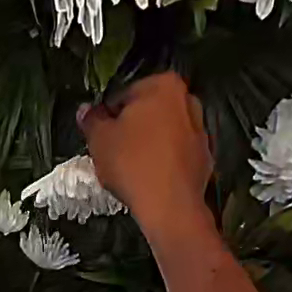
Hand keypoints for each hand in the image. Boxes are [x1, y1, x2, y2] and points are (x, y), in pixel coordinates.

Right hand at [77, 71, 214, 242]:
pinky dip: (164, 162)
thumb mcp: (99, 140)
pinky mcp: (205, 158)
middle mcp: (188, 100)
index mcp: (163, 85)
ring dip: (148, 145)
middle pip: (148, 112)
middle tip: (114, 152)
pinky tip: (150, 179)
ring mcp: (201, 131)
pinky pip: (176, 155)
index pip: (124, 95)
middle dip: (131, 128)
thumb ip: (92, 120)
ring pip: (164, 133)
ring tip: (131, 169)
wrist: (169, 206)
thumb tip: (86, 110)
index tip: (101, 136)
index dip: (108, 117)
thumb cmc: (132, 164)